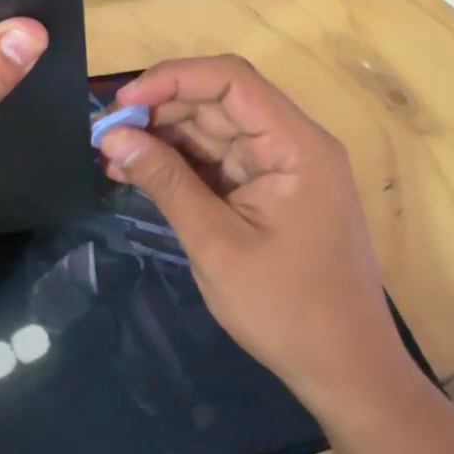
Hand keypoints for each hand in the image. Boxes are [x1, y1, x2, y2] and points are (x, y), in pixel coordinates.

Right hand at [96, 56, 413, 408]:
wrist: (347, 374)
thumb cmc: (288, 309)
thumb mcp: (217, 244)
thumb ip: (166, 182)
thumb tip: (112, 136)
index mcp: (296, 145)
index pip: (230, 81)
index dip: (173, 79)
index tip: (123, 103)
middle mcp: (291, 143)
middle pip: (218, 101)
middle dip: (160, 110)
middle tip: (106, 133)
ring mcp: (280, 167)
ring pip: (212, 130)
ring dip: (162, 137)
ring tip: (112, 155)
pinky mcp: (267, 191)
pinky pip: (217, 161)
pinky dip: (178, 164)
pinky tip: (136, 172)